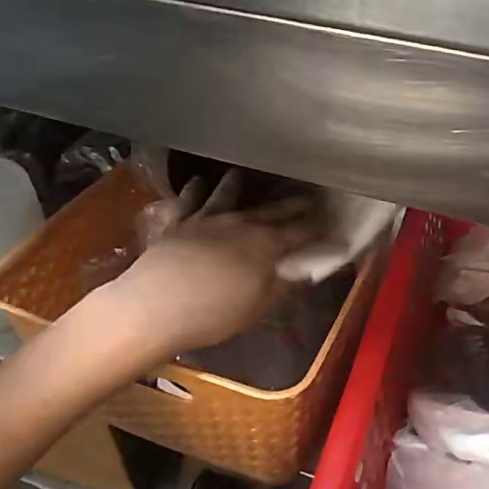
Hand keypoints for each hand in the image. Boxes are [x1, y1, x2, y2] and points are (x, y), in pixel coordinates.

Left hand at [96, 194, 317, 361]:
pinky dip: (196, 188)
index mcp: (266, 245)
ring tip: (247, 175)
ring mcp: (207, 218)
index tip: (332, 225)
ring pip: (229, 192)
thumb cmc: (214, 314)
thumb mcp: (258, 307)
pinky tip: (198, 181)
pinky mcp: (178, 221)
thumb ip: (283, 285)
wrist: (157, 305)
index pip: (302, 232)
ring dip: (241, 184)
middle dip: (292, 203)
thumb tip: (306, 271)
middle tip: (307, 196)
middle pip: (272, 208)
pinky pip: (190, 198)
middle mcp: (241, 223)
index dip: (319, 229)